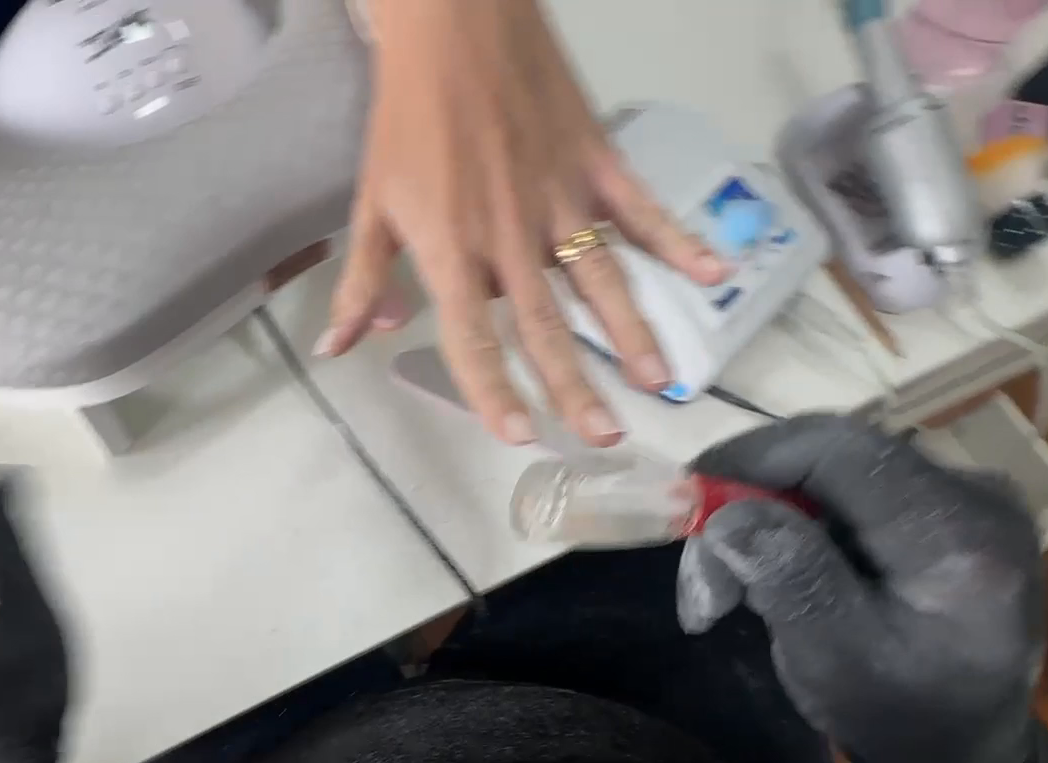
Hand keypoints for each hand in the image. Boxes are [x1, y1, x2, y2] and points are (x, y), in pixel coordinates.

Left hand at [323, 0, 725, 445]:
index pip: (472, 338)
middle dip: (575, 385)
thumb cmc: (405, 123)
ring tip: (659, 381)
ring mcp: (560, 197)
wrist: (453, 26)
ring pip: (600, 277)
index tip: (521, 436)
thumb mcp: (370, 207)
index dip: (493, 391)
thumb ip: (359, 285)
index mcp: (452, 250)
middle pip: (544, 324)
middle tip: (604, 436)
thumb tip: (335, 349)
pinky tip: (712, 273)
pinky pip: (640, 206)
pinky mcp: (595, 159)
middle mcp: (509, 236)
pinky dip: (677, 239)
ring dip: (631, 331)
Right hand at [676, 415, 1047, 762]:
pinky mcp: (922, 509)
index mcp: (957, 532)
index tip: (684, 507)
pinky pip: (828, 493)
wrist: (957, 746)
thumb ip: (792, 579)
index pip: (838, 448)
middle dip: (739, 504)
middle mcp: (965, 493)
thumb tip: (728, 513)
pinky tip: (758, 576)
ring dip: (750, 524)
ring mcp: (946, 497)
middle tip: (699, 577)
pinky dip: (776, 528)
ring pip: (814, 474)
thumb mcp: (836, 659)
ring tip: (719, 596)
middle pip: (820, 457)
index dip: (748, 460)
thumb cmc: (898, 713)